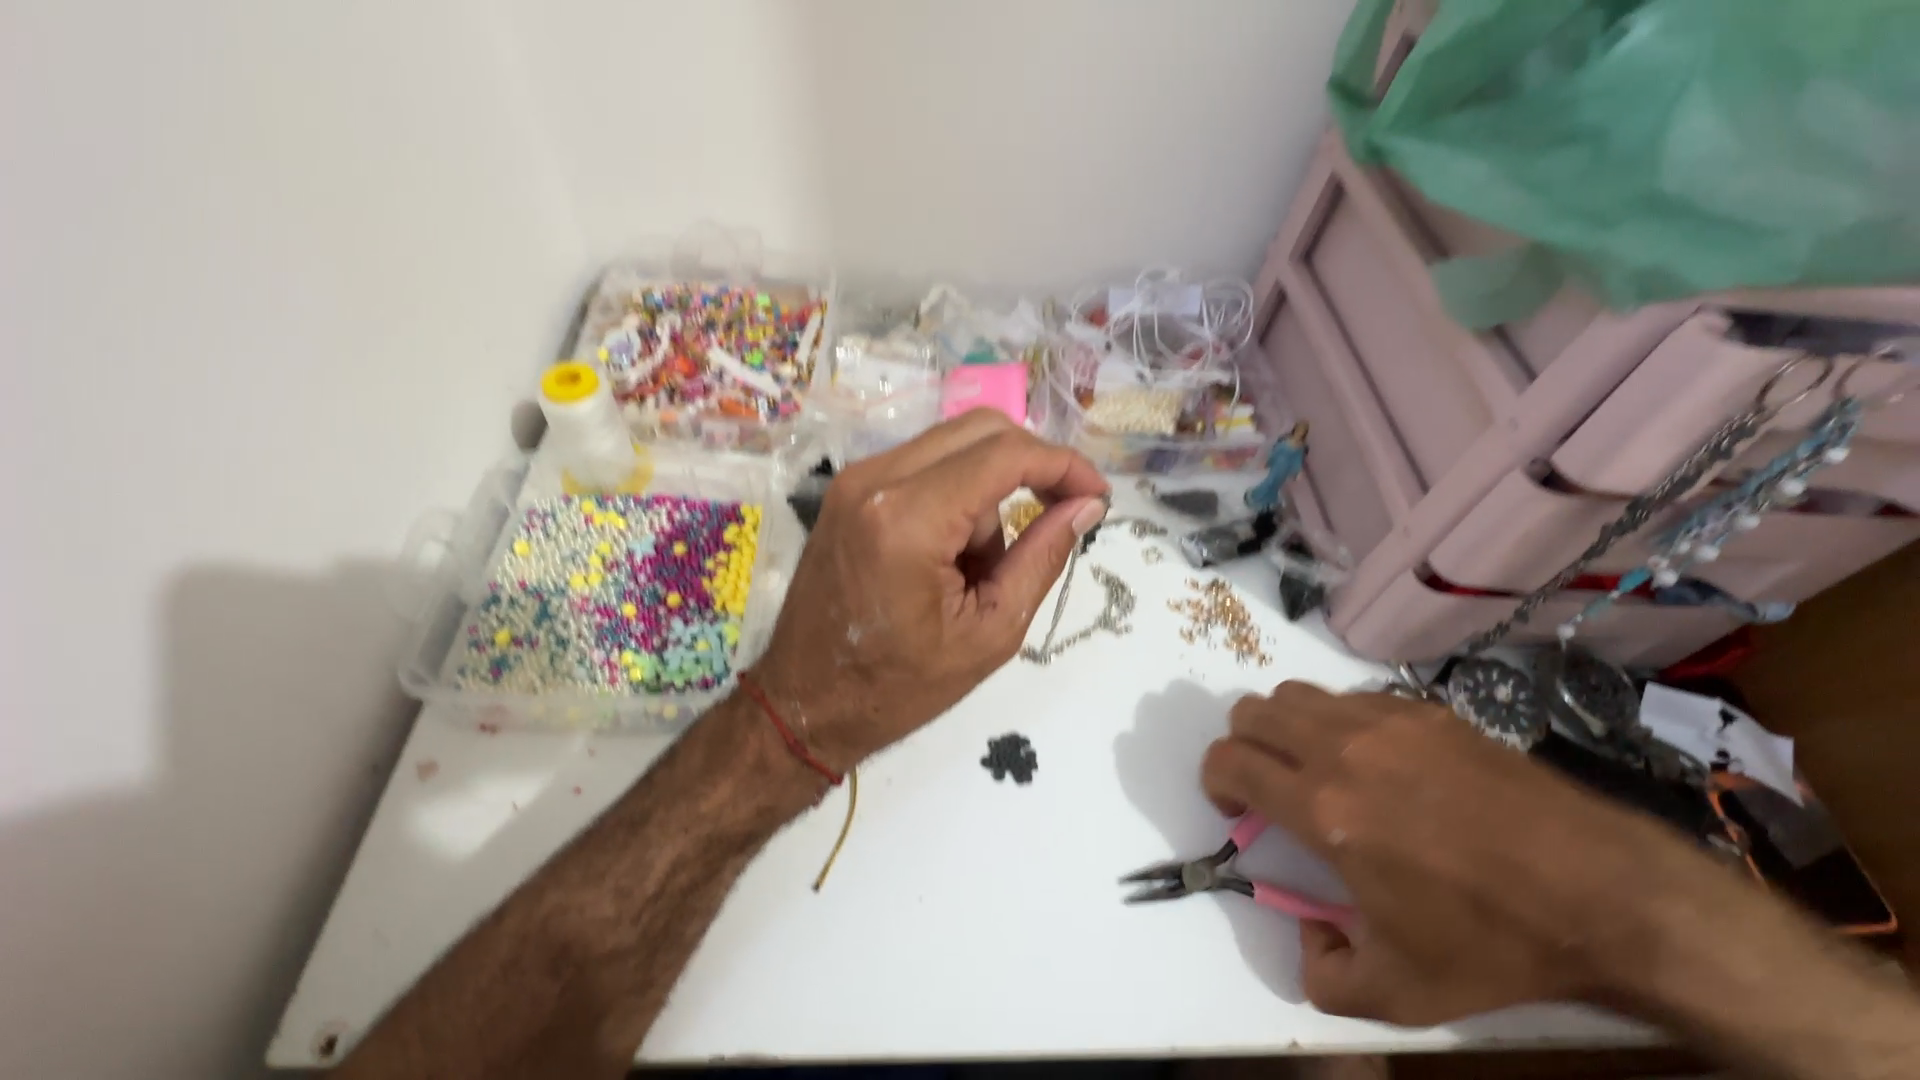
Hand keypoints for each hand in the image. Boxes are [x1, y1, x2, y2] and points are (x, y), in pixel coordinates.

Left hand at [748, 410, 1108, 771]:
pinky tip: (949, 557)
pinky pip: (923, 465)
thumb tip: (1087, 505)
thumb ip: (1042, 557)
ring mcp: (854, 480)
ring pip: (953, 445)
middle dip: (1032, 466)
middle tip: (1061, 513)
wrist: (805, 702)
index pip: (1005, 455)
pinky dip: (955, 496)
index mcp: (908, 518)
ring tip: (979, 570)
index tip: (1098, 494)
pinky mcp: (847, 491)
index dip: (1063, 465)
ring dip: (989, 491)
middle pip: (980, 429)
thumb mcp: (990, 632)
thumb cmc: (898, 685)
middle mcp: (876, 480)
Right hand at [1202, 682, 1713, 1025]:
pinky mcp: (1430, 711)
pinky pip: (1354, 698)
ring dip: (1285, 727)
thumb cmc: (1493, 943)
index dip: (1214, 781)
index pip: (1229, 761)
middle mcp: (1344, 750)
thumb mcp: (1399, 994)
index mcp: (1325, 811)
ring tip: (1315, 767)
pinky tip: (1377, 762)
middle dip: (1242, 746)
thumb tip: (1308, 934)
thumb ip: (1322, 976)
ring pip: (1298, 694)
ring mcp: (1390, 722)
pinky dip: (1340, 722)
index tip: (1233, 807)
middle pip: (1252, 711)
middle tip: (1266, 784)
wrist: (1605, 894)